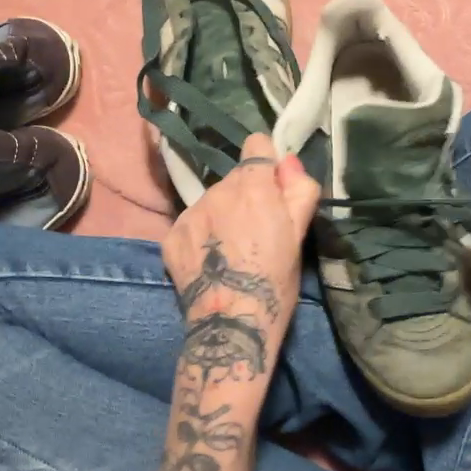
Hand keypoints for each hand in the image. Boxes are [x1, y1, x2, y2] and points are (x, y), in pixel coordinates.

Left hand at [161, 134, 320, 383]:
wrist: (230, 325)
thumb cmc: (274, 281)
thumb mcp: (299, 236)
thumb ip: (298, 190)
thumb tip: (288, 161)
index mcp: (253, 186)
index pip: (257, 145)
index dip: (268, 164)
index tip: (274, 190)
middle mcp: (217, 191)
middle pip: (235, 177)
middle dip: (246, 195)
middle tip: (256, 230)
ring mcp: (190, 213)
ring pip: (212, 200)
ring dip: (222, 215)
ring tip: (231, 251)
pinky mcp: (171, 236)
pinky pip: (191, 223)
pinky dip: (201, 235)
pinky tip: (211, 262)